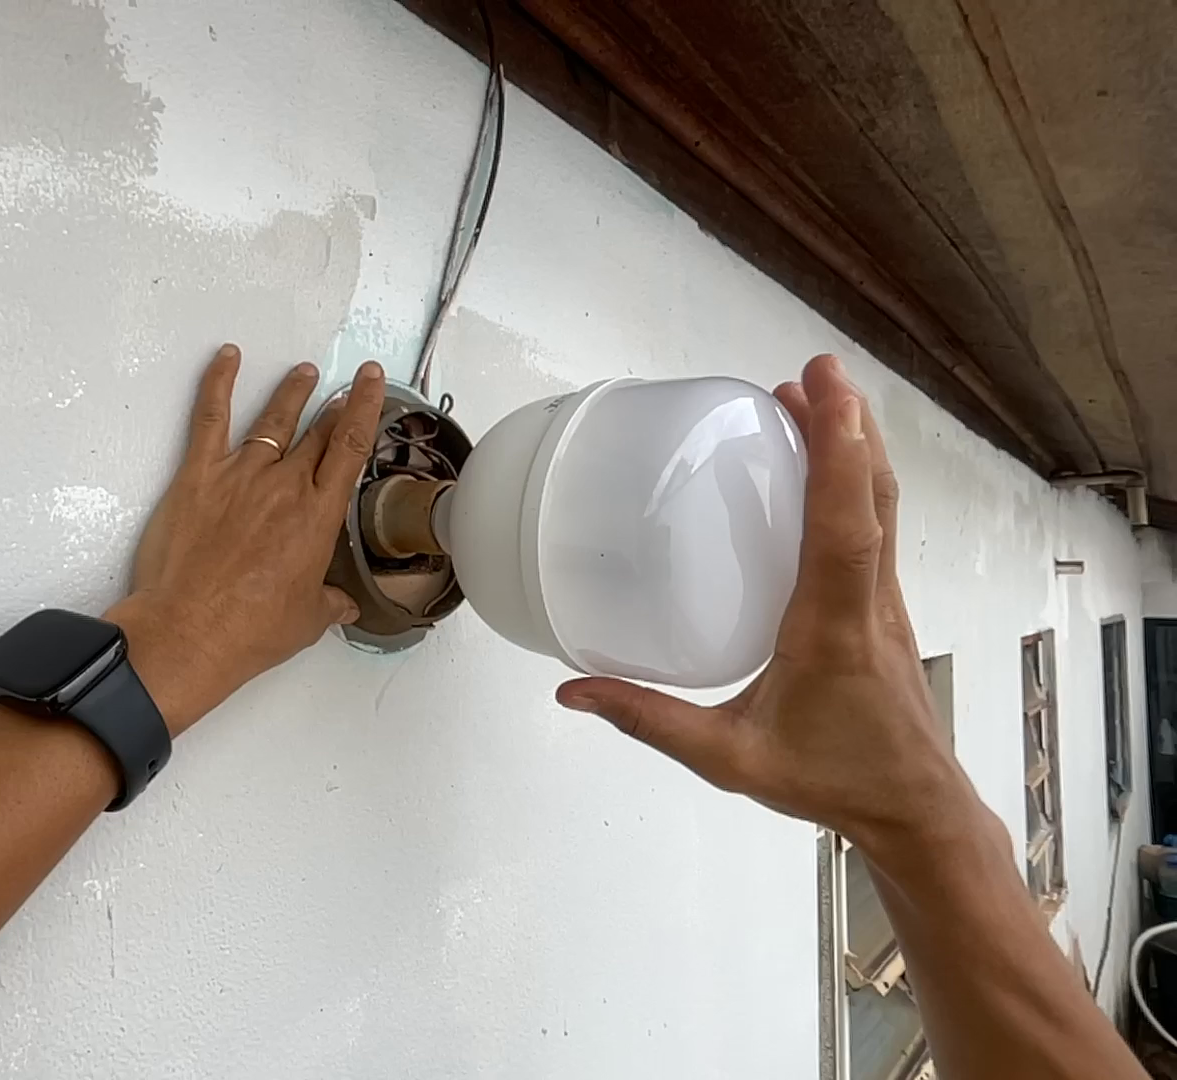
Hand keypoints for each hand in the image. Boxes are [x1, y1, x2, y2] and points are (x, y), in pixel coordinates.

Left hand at [106, 346, 386, 735]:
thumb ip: (328, 603)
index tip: (371, 382)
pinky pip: (210, 417)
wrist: (190, 631)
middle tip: (343, 388)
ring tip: (303, 373)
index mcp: (317, 516)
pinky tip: (227, 358)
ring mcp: (240, 474)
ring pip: (273, 419)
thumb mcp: (305, 621)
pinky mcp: (198, 475)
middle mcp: (284, 486)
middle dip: (333, 406)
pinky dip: (218, 383)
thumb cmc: (249, 630)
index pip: (350, 447)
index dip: (364, 408)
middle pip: (316, 432)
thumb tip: (343, 605)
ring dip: (291, 393)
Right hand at [557, 354, 981, 861]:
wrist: (915, 810)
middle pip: (873, 498)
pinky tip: (818, 473)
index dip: (834, 455)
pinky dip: (851, 484)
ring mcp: (884, 602)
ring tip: (810, 401)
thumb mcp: (726, 757)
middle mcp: (869, 601)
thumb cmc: (826, 778)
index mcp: (832, 627)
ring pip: (882, 508)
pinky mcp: (880, 607)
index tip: (820, 392)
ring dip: (851, 449)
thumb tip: (570, 690)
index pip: (843, 528)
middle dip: (846, 428)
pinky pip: (872, 529)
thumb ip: (646, 719)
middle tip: (808, 375)